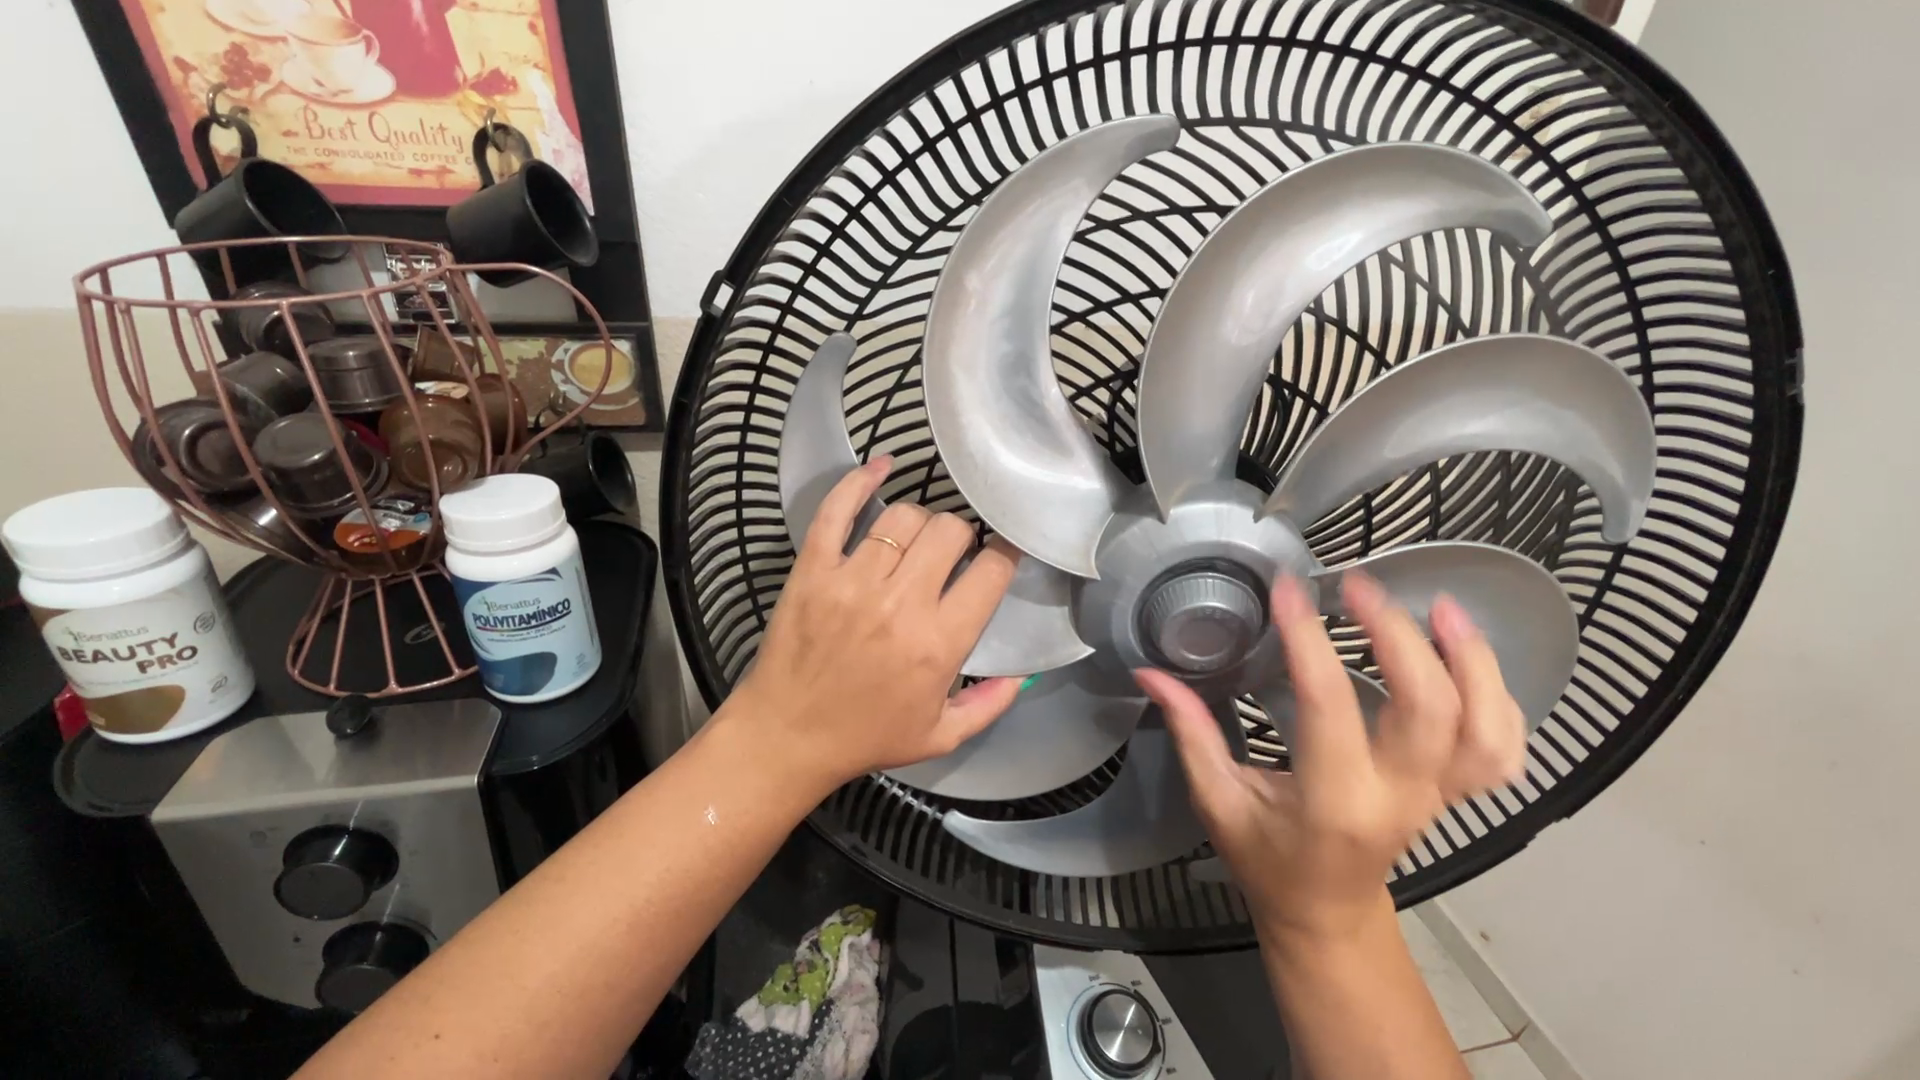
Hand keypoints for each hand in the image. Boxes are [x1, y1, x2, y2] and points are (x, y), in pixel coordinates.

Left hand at [724, 458, 1022, 793]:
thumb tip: (1026, 676)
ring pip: (902, 517)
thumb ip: (990, 704)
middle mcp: (901, 603)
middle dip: (962, 535)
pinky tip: (881, 466)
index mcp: (939, 643)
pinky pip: (837, 510)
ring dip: (919, 521)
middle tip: (954, 553)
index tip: (1003, 551)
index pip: (991, 570)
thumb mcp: (941, 736)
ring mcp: (852, 581)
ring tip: (916, 539)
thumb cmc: (866, 736)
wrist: (787, 736)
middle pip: (950, 531)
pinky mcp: (813, 569)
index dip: (1006, 552)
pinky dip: (859, 481)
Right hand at [1136, 575, 1525, 940]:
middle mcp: (1397, 797)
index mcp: (1332, 801)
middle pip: (1428, 707)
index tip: (1288, 590)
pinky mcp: (1453, 794)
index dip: (1309, 640)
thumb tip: (1152, 674)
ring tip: (1438, 606)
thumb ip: (1191, 734)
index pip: (1329, 705)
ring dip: (1471, 661)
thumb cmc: (1266, 860)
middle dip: (1397, 635)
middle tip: (1357, 588)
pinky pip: (1501, 750)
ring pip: (1483, 728)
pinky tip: (1470, 656)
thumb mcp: (1218, 802)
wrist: (1324, 912)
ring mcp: (1436, 797)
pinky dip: (1499, 698)